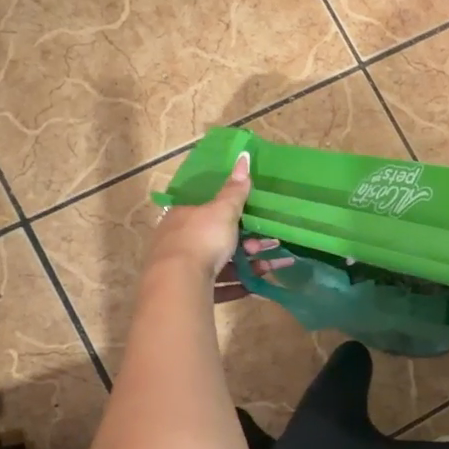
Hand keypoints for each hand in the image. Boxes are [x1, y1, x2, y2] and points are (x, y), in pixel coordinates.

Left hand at [147, 153, 294, 289]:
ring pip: (219, 263)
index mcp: (182, 217)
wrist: (178, 283)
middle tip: (267, 245)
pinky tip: (255, 287)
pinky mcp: (188, 291)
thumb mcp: (222, 210)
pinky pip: (217, 286)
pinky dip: (237, 285)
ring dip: (247, 265)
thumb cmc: (201, 239)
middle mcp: (177, 240)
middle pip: (216, 239)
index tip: (253, 221)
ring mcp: (180, 268)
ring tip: (270, 267)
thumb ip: (235, 190)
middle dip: (246, 243)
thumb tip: (243, 156)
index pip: (206, 210)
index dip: (231, 215)